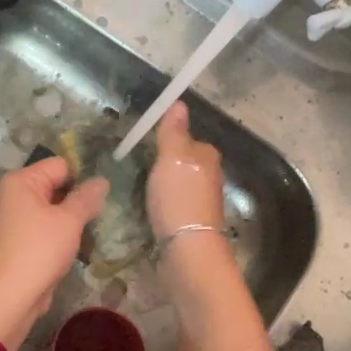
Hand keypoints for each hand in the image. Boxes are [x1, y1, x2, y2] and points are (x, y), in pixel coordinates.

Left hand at [0, 157, 109, 350]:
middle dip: (79, 200)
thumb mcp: (69, 220)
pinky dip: (62, 237)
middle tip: (103, 214)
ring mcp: (15, 221)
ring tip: (94, 231)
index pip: (60, 165)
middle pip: (56, 187)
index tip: (104, 194)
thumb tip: (102, 181)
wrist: (11, 295)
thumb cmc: (39, 250)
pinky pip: (47, 231)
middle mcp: (14, 196)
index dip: (83, 177)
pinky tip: (79, 247)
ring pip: (53, 211)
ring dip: (73, 221)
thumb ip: (87, 197)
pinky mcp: (20, 243)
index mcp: (21, 182)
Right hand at [146, 102, 226, 240]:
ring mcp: (203, 202)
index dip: (168, 143)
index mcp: (208, 156)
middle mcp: (211, 176)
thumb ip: (173, 131)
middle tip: (140, 172)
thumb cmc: (178, 197)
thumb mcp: (171, 157)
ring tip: (142, 193)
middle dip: (166, 167)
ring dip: (164, 188)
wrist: (187, 248)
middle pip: (185, 164)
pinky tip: (152, 212)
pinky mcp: (193, 223)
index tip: (146, 150)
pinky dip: (165, 206)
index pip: (188, 140)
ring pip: (181, 185)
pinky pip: (176, 206)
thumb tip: (179, 102)